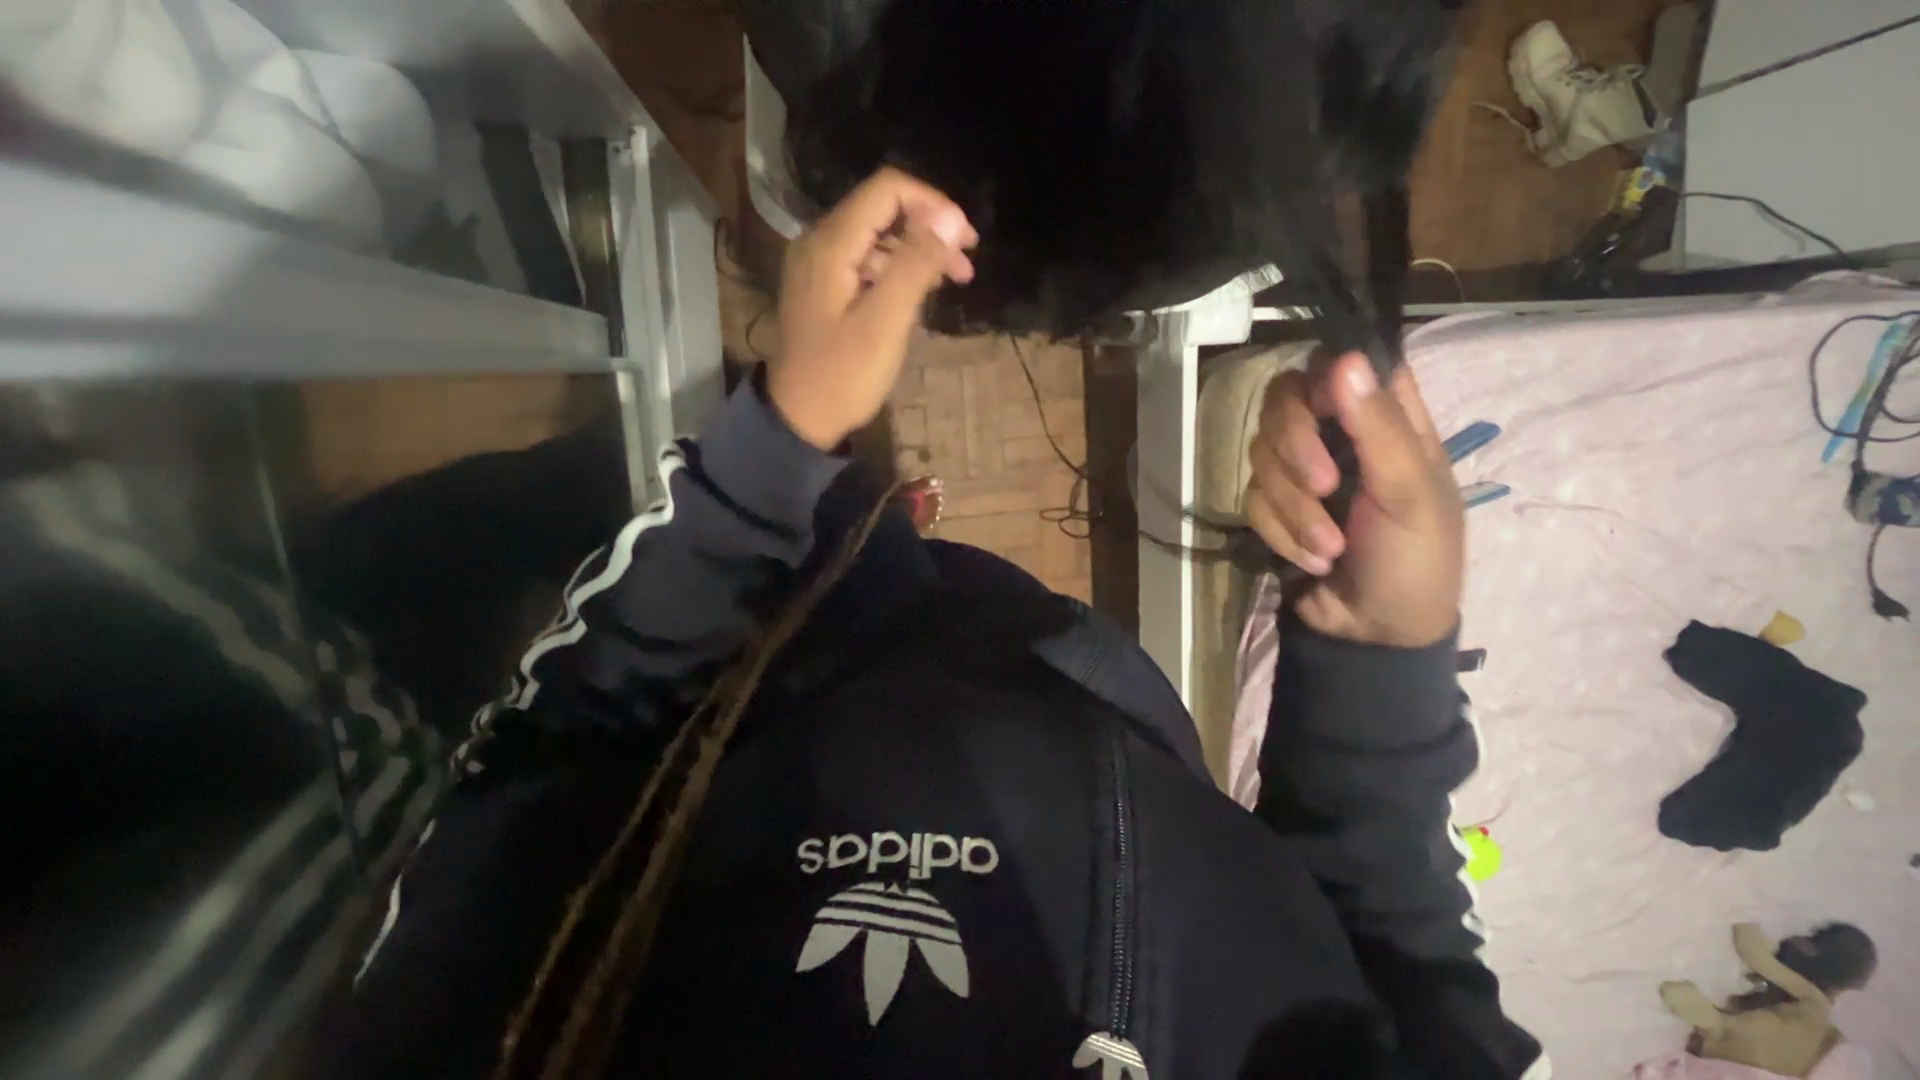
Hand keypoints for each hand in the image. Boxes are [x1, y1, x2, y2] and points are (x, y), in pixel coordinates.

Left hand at [768, 167, 977, 449]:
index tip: (966, 239)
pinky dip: (898, 268)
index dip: (934, 204)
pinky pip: (866, 259)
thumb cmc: (843, 375)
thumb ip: (916, 265)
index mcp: (831, 243)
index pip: (888, 190)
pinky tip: (920, 292)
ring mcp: (818, 264)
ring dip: (918, 249)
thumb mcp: (886, 321)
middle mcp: (819, 241)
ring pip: (877, 235)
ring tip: (954, 280)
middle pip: (882, 209)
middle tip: (967, 263)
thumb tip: (951, 220)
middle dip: (930, 227)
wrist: (799, 419)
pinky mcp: (823, 286)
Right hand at [1246, 352, 1463, 647]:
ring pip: (1262, 452)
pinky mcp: (1274, 506)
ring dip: (1294, 509)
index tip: (1326, 406)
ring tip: (1330, 547)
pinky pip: (1253, 498)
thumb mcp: (1410, 495)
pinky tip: (1314, 559)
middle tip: (1322, 485)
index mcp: (1388, 420)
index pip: (1346, 362)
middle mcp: (1338, 434)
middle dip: (1295, 447)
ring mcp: (1302, 469)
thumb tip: (1344, 358)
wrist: (1374, 634)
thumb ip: (1378, 427)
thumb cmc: (1415, 561)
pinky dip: (1282, 533)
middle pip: (1287, 398)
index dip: (1329, 376)